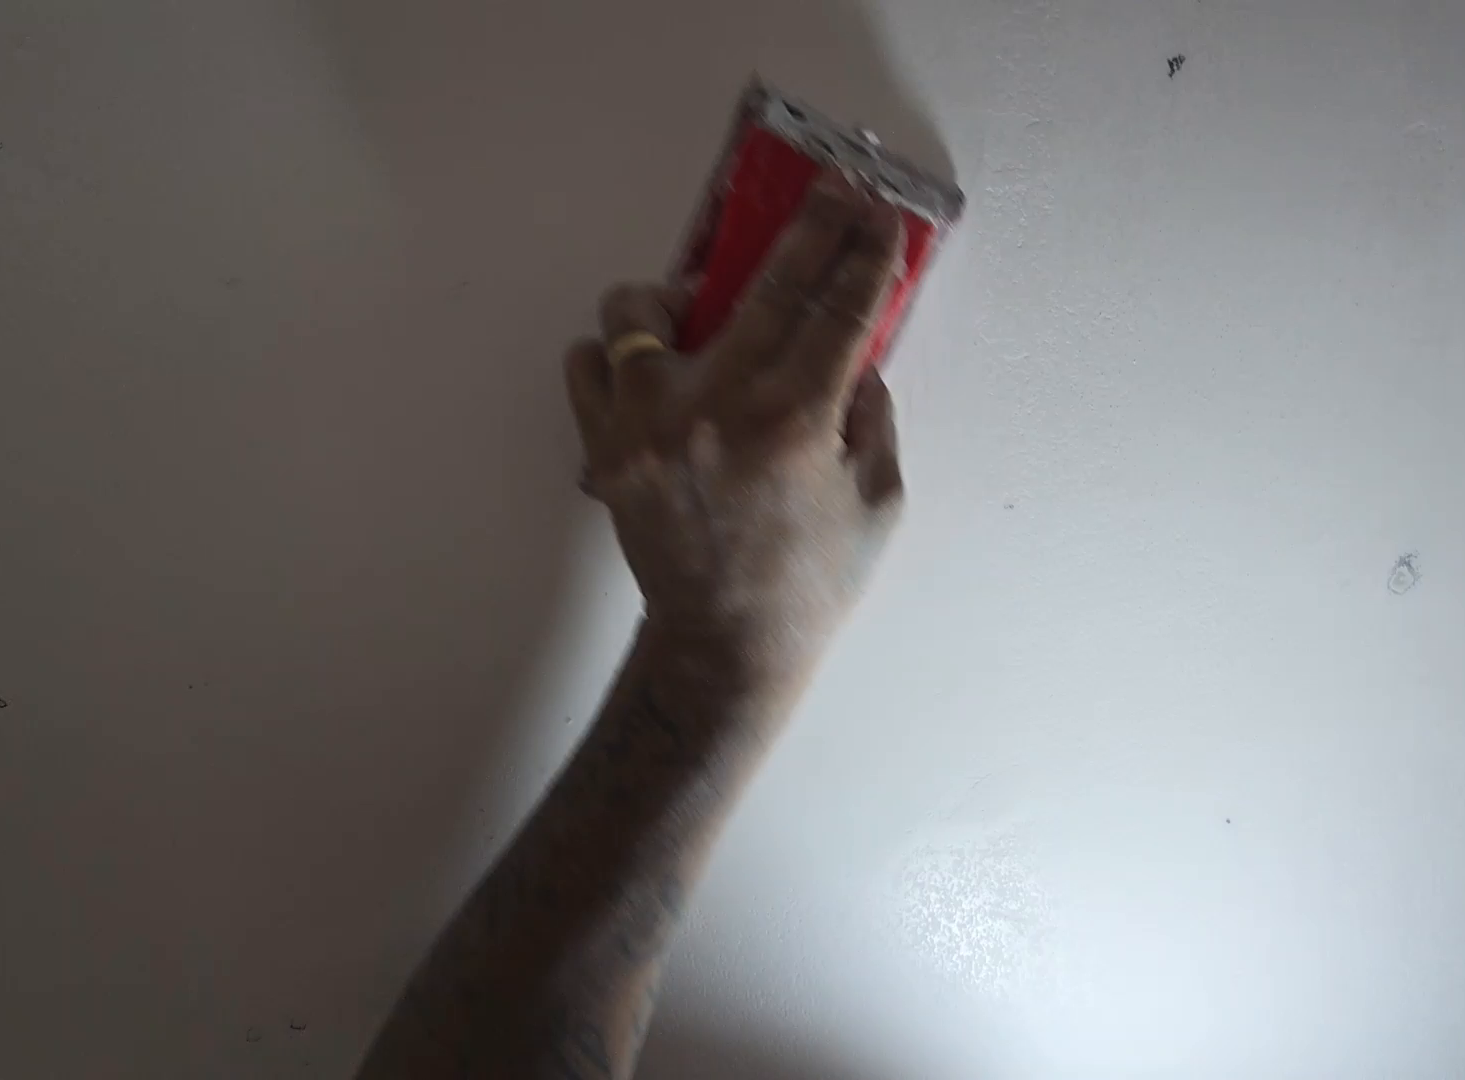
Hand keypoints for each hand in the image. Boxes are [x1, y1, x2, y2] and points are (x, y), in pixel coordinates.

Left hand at [565, 176, 906, 677]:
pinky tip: (648, 377)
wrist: (726, 642)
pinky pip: (585, 365)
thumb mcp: (879, 499)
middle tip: (829, 196)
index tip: (878, 216)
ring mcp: (647, 426)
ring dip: (675, 301)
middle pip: (765, 285)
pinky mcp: (603, 449)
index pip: (842, 309)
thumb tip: (854, 352)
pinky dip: (614, 358)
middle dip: (810, 228)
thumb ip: (871, 413)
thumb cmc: (813, 579)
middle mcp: (717, 408)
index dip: (867, 253)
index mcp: (796, 423)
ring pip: (636, 310)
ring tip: (695, 322)